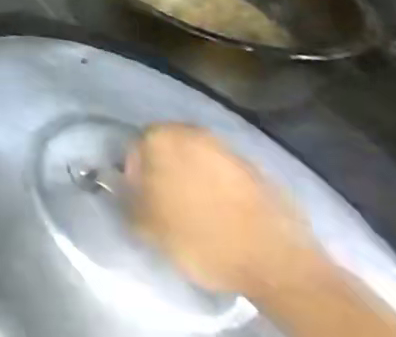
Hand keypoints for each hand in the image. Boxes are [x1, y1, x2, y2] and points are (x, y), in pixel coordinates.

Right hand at [123, 123, 316, 296]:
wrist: (277, 263)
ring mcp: (230, 149)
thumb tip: (118, 183)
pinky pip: (229, 176)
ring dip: (196, 179)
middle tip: (168, 205)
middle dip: (166, 171)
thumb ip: (124, 196)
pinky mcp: (261, 171)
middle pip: (168, 149)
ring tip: (200, 213)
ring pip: (200, 160)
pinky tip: (226, 216)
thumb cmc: (199, 238)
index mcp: (159, 136)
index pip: (134, 148)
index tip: (143, 202)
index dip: (135, 176)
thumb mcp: (144, 224)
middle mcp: (192, 131)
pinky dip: (223, 190)